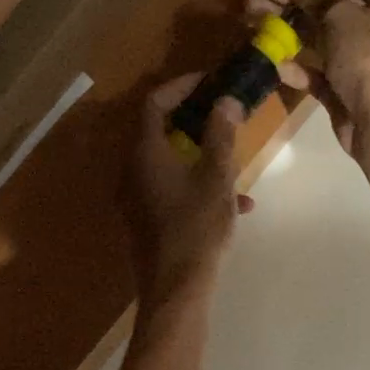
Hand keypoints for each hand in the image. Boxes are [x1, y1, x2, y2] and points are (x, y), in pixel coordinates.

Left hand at [124, 74, 254, 303]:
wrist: (176, 288)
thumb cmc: (197, 228)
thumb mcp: (217, 178)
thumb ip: (222, 135)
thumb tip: (226, 101)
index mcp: (145, 153)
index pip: (155, 103)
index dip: (181, 86)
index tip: (210, 82)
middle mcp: (132, 170)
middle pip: (160, 131)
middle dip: (196, 121)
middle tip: (224, 115)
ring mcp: (136, 197)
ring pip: (170, 162)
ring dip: (202, 156)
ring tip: (236, 163)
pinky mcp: (146, 219)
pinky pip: (171, 188)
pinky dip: (198, 186)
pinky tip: (236, 206)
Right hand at [249, 0, 369, 155]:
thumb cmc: (368, 55)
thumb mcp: (341, 17)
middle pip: (329, 7)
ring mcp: (357, 60)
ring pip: (317, 38)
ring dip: (285, 26)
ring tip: (251, 13)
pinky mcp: (341, 88)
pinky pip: (315, 71)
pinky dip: (295, 65)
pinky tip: (270, 58)